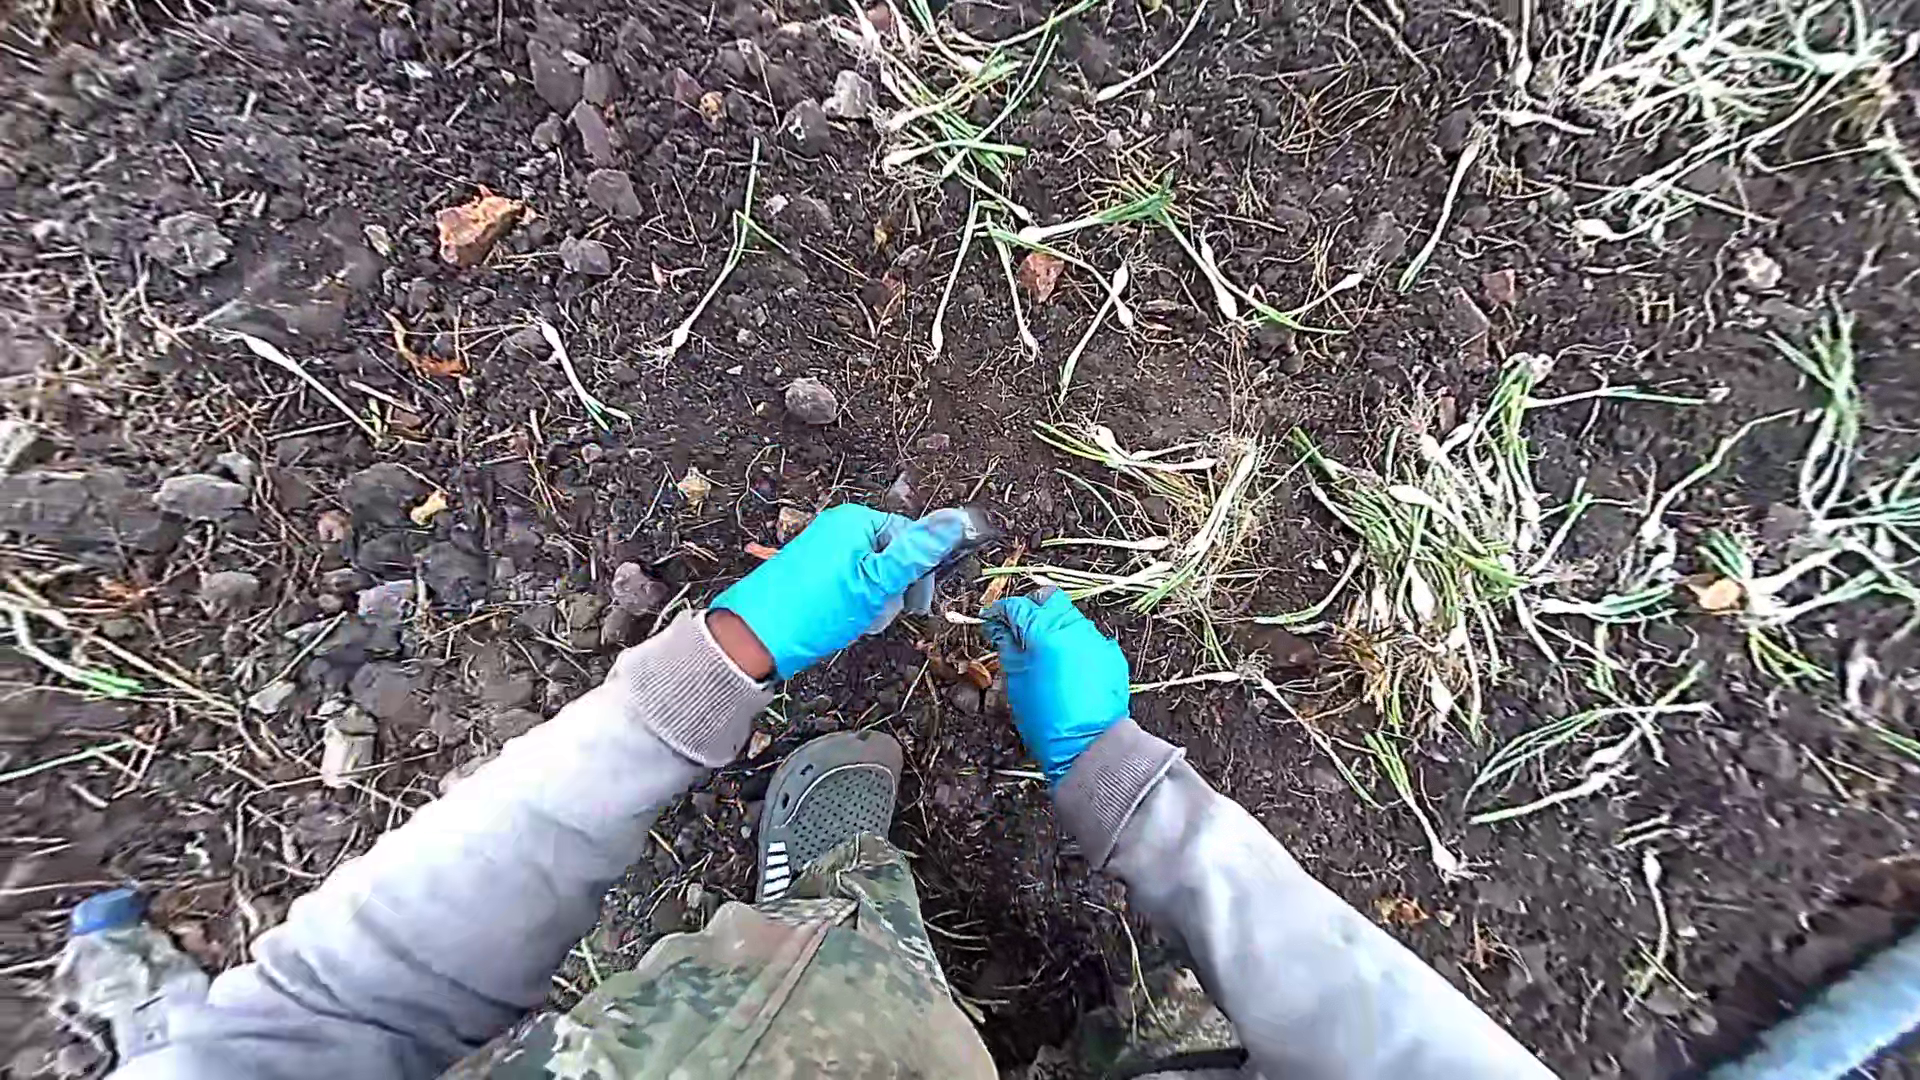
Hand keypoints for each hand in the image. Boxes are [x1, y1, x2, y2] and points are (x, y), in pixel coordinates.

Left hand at [714, 504, 972, 678]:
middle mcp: (839, 529)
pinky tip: (844, 619)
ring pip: (874, 574)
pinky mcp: (814, 570)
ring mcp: (825, 549)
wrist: (755, 639)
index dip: (920, 570)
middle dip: (893, 589)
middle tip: (878, 611)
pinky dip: (856, 603)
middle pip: (893, 555)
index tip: (917, 599)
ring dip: (875, 601)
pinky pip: (852, 582)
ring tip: (857, 618)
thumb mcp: (877, 583)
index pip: (910, 535)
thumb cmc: (813, 610)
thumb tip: (954, 520)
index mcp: (855, 521)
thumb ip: (917, 553)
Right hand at [983, 587, 1128, 784]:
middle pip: (1048, 599)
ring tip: (1041, 650)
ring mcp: (1096, 639)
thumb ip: (1008, 646)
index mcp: (1046, 633)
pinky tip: (1064, 664)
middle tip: (1017, 628)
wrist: (1090, 747)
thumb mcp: (1017, 681)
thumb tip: (999, 627)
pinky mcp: (1110, 653)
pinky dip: (1073, 642)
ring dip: (1052, 624)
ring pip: (1069, 615)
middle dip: (1030, 609)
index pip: (1018, 606)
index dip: (1001, 612)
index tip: (993, 621)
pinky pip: (1087, 636)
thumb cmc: (1048, 721)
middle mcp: (1074, 628)